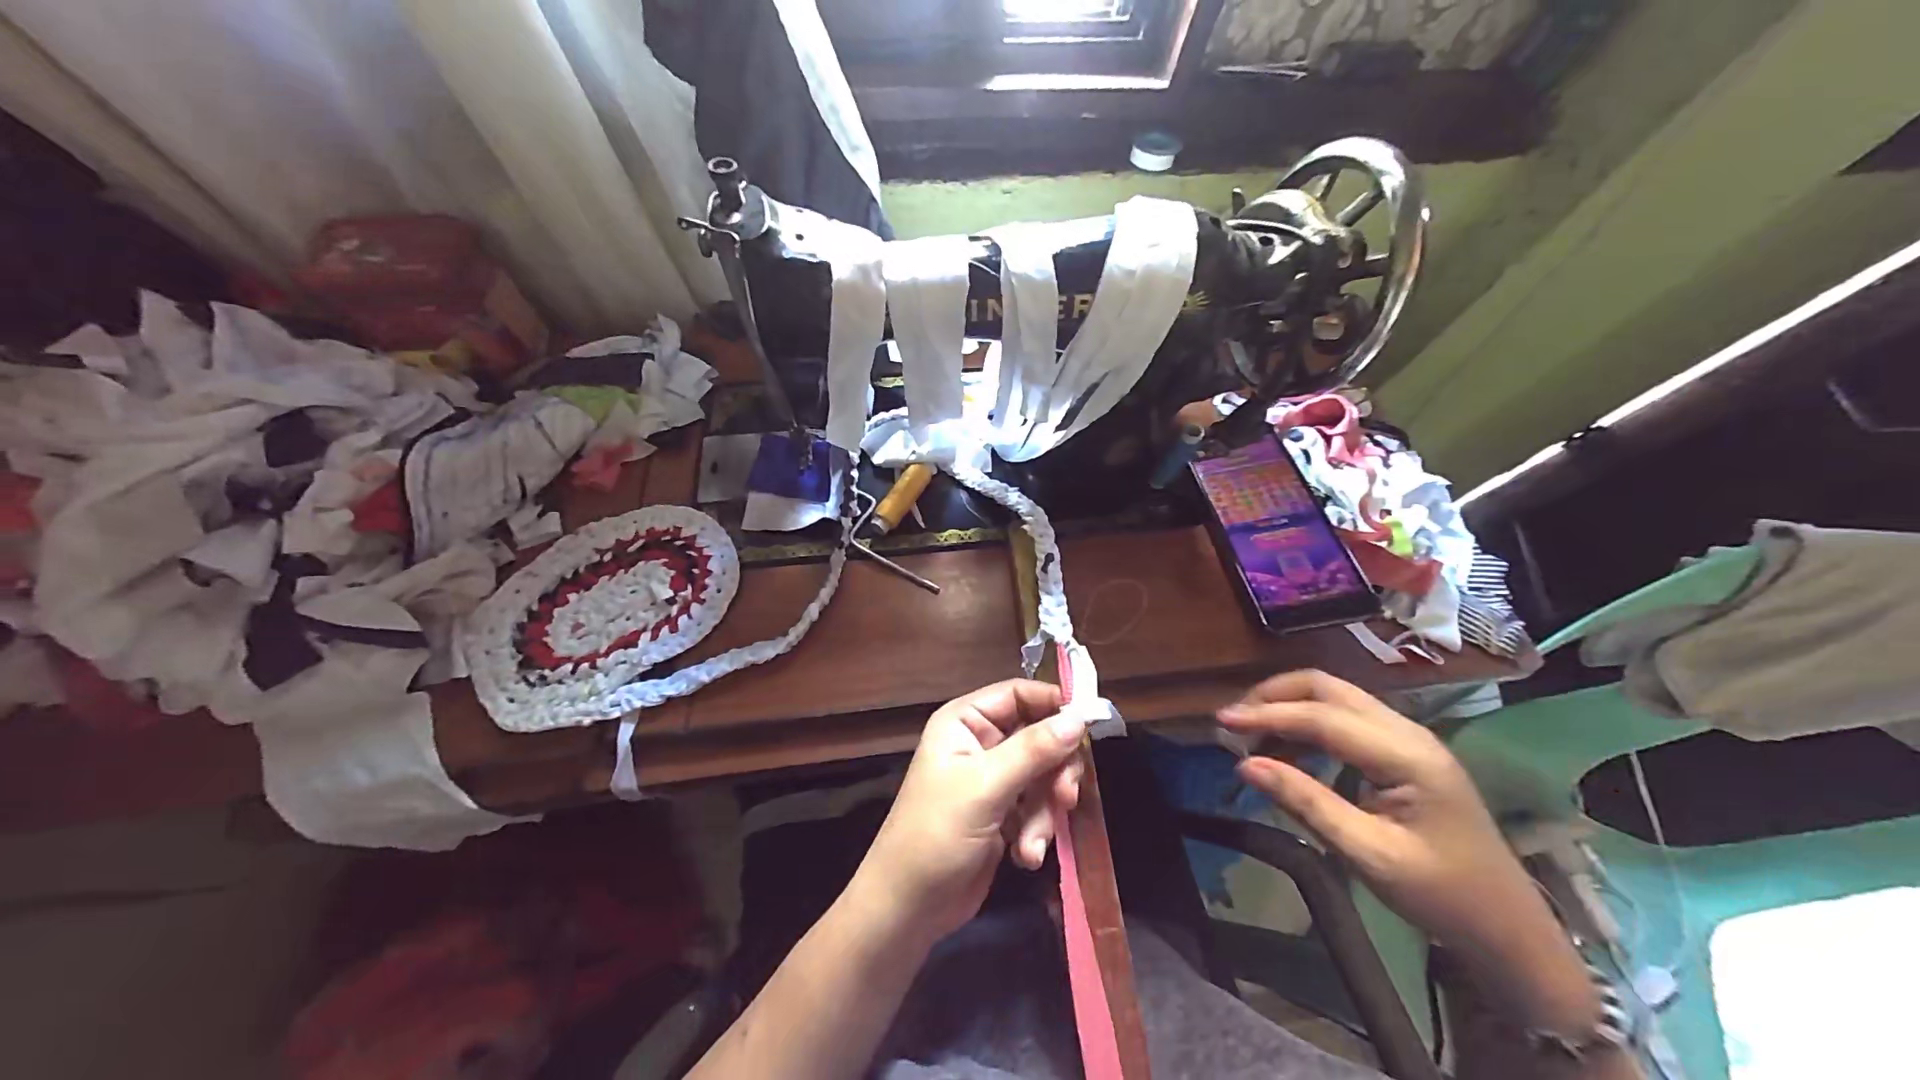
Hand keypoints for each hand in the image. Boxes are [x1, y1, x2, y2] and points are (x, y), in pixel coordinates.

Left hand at [853, 679, 1084, 943]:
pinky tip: (1024, 856)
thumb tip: (1079, 717)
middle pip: (1040, 736)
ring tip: (1032, 843)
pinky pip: (1037, 807)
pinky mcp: (1003, 814)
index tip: (1089, 725)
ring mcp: (992, 780)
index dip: (1055, 705)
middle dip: (1055, 771)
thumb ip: (1034, 749)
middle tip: (1065, 796)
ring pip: (1044, 776)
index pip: (1019, 694)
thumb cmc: (937, 835)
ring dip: (1045, 812)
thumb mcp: (985, 787)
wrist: (909, 908)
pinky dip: (1037, 831)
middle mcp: (980, 743)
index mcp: (965, 722)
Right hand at [1218, 670, 1547, 955]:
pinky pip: (1346, 719)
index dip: (1266, 715)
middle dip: (1275, 696)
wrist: (1506, 925)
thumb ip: (1306, 803)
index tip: (1220, 721)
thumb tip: (1245, 766)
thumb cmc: (1440, 894)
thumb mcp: (1367, 854)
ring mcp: (1408, 737)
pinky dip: (1308, 724)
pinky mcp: (1403, 751)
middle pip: (1328, 687)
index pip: (1322, 717)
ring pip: (1336, 697)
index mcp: (1406, 755)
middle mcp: (1407, 731)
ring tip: (1251, 738)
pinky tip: (1287, 751)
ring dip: (1289, 707)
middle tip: (1234, 722)